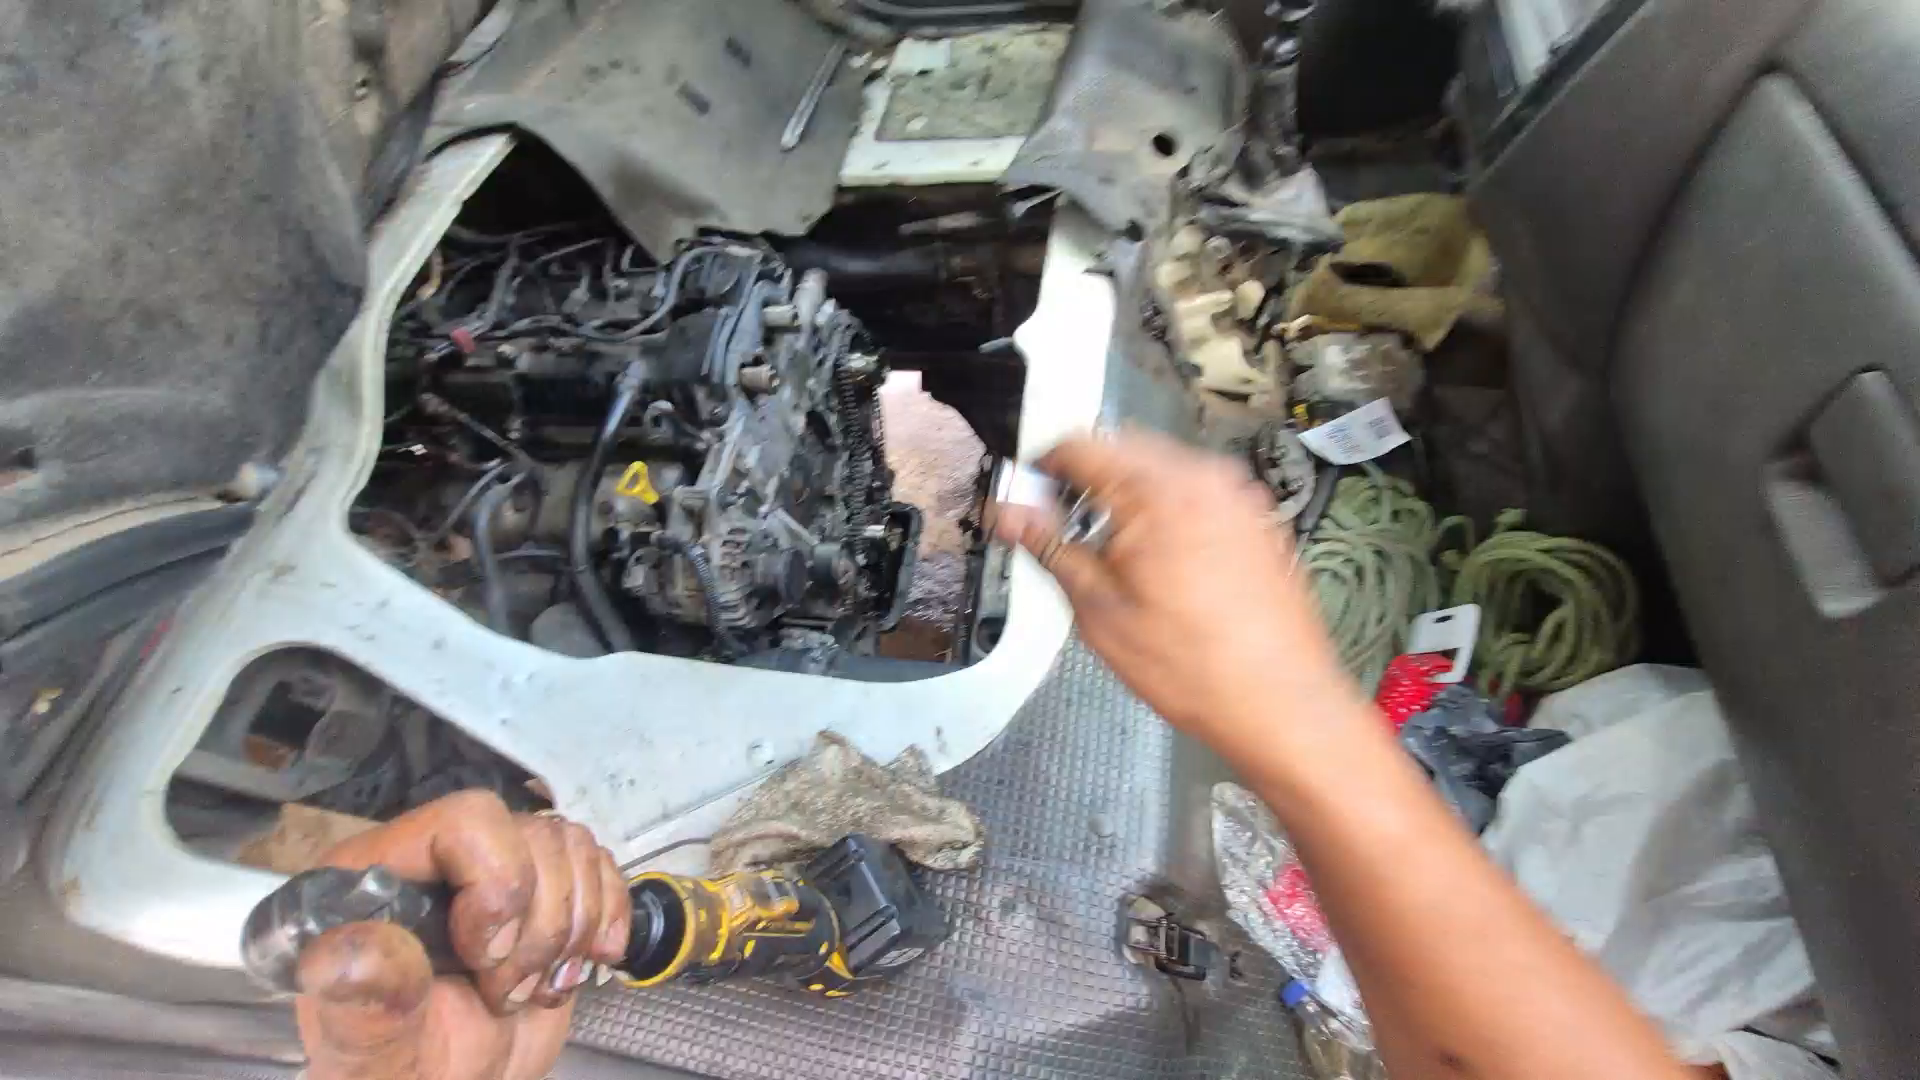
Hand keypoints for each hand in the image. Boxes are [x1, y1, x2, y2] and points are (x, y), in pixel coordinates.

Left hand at [293, 792, 630, 1079]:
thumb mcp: (372, 1062)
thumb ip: (365, 1005)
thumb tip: (346, 950)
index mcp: (383, 880)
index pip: (464, 821)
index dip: (498, 878)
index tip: (488, 956)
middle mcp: (448, 859)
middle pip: (533, 834)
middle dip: (541, 922)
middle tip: (514, 993)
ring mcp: (508, 868)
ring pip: (575, 847)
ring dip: (575, 925)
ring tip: (544, 985)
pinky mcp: (556, 886)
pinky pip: (604, 866)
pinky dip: (609, 914)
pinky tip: (588, 960)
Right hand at [993, 431, 1363, 750]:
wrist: (1281, 704)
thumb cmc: (1195, 669)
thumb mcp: (1099, 611)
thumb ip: (1050, 548)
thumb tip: (1010, 514)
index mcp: (1156, 493)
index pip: (1078, 445)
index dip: (1040, 467)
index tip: (1025, 496)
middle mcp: (1203, 478)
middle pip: (1120, 447)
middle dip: (1083, 480)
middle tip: (1062, 530)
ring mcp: (1236, 495)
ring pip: (1158, 466)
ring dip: (1123, 493)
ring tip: (1110, 552)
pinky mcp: (1255, 517)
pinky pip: (1194, 489)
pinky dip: (1163, 507)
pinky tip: (1155, 560)